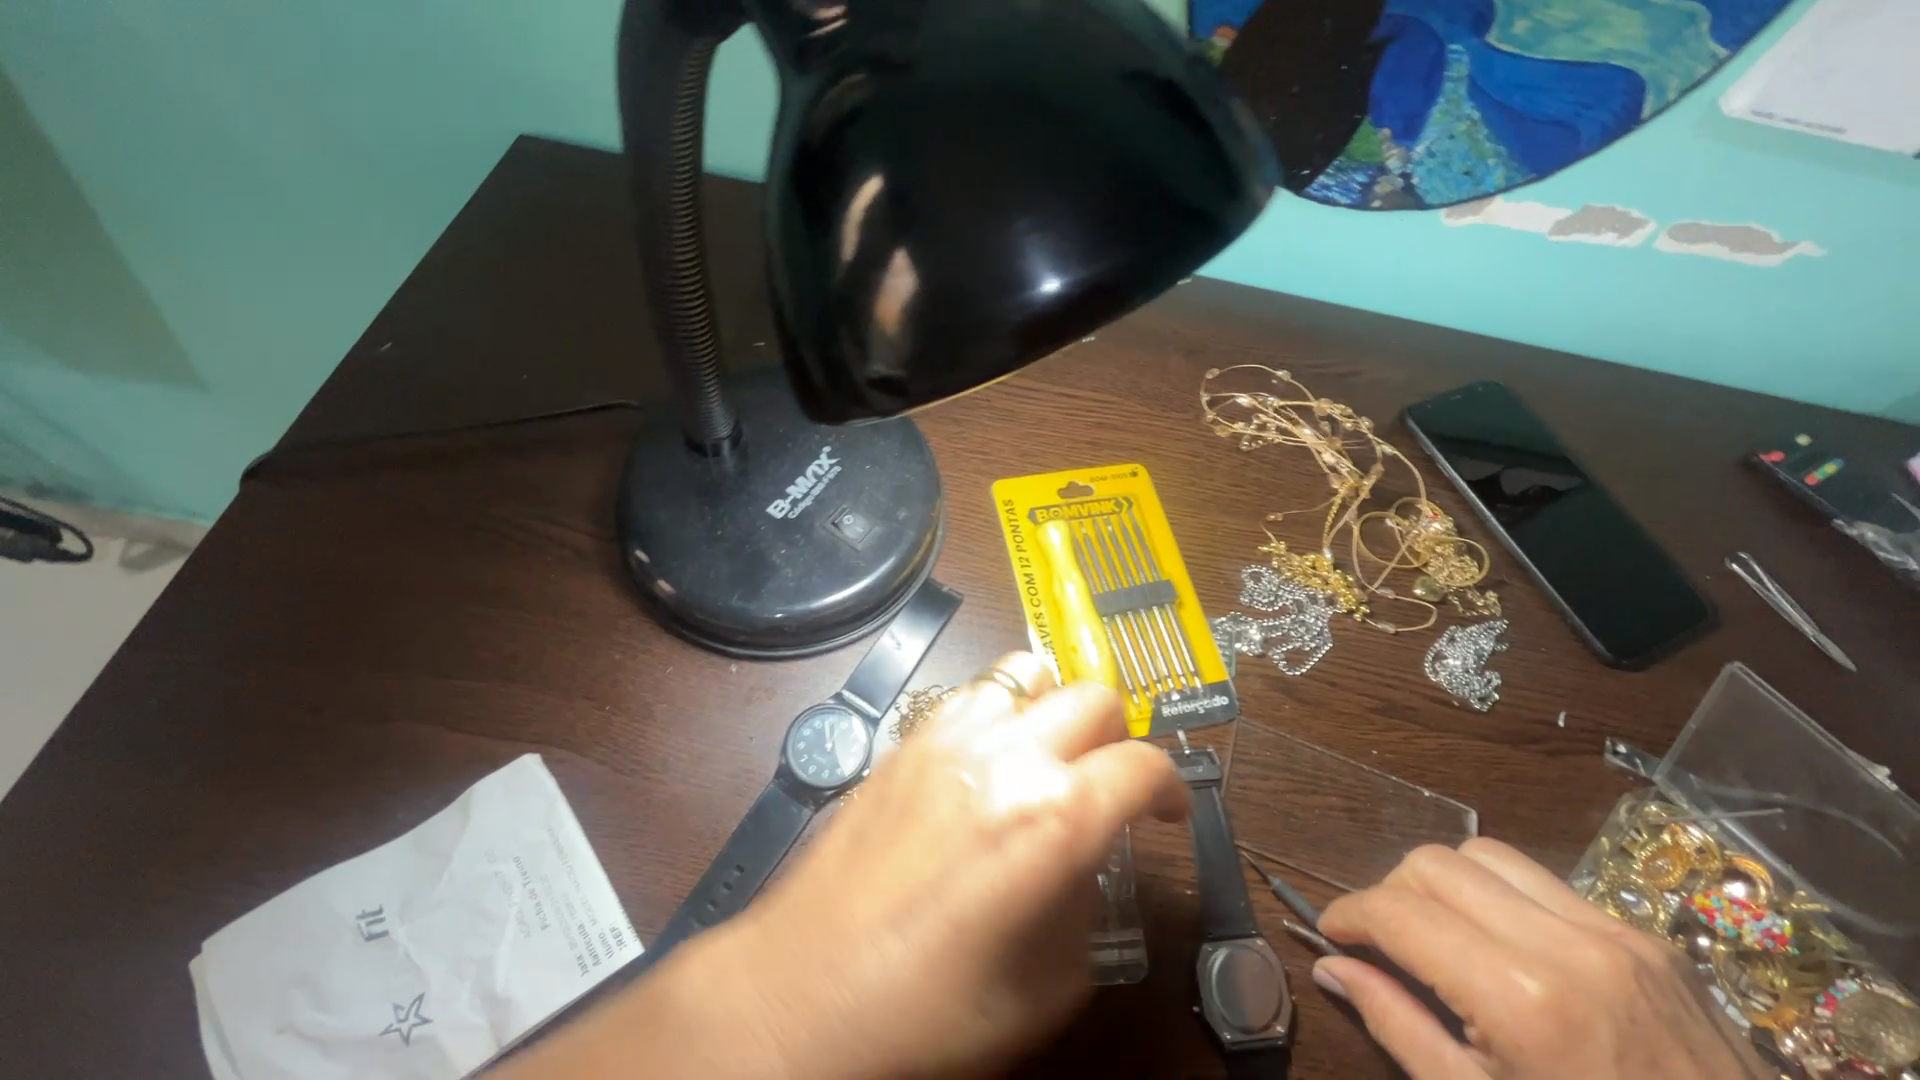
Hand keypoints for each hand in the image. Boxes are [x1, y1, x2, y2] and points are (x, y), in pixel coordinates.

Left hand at [508, 653, 1187, 1079]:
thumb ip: (1087, 903)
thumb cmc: (929, 1012)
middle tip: (1109, 783)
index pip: (1142, 765)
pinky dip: (998, 709)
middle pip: (1093, 697)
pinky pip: (969, 694)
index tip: (1165, 813)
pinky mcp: (903, 742)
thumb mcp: (1047, 985)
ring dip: (1054, 709)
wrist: (802, 991)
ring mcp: (947, 738)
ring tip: (1049, 754)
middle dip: (1117, 737)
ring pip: (1027, 674)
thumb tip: (1090, 858)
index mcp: (1052, 817)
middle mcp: (1005, 756)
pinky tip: (988, 755)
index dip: (1169, 788)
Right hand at [1312, 838, 1768, 1079]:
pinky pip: (1546, 883)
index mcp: (1521, 999)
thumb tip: (1332, 968)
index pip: (1398, 911)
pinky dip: (1501, 898)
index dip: (1348, 915)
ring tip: (1439, 934)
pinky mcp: (1651, 940)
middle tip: (1383, 941)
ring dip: (1443, 884)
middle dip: (1390, 892)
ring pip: (1487, 854)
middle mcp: (1568, 945)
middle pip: (1435, 862)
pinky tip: (1505, 948)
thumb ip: (1398, 1027)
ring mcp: (1618, 934)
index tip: (1332, 935)